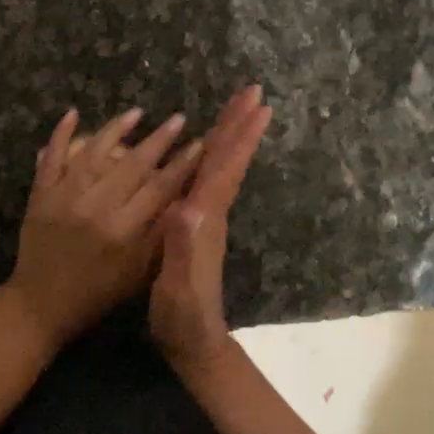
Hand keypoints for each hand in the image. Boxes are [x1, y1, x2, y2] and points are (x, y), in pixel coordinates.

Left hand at [5, 106, 203, 346]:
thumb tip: (187, 201)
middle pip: (132, 164)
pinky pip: (52, 157)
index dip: (181, 165)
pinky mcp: (41, 192)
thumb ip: (160, 237)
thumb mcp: (137, 274)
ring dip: (117, 128)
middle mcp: (95, 207)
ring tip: (137, 112)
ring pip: (95, 152)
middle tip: (178, 119)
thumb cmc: (96, 293)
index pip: (159, 188)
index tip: (199, 144)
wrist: (41, 305)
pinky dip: (61, 134)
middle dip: (159, 139)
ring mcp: (65, 196)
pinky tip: (74, 112)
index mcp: (122, 231)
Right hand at [149, 85, 271, 369]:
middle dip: (240, 124)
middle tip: (253, 91)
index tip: (256, 105)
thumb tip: (187, 208)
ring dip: (232, 134)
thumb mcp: (177, 287)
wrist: (193, 342)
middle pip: (230, 159)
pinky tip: (210, 146)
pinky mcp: (198, 223)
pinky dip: (216, 154)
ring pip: (223, 165)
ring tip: (239, 107)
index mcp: (205, 217)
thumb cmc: (182, 315)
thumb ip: (182, 249)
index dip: (239, 135)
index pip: (225, 167)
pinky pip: (210, 176)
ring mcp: (207, 216)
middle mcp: (211, 210)